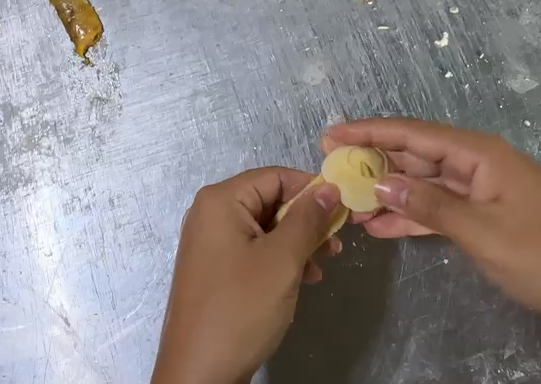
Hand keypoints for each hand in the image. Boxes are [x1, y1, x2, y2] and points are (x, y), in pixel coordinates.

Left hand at [152, 167, 345, 383]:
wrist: (198, 374)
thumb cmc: (239, 308)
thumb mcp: (282, 261)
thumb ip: (307, 220)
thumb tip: (329, 188)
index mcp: (221, 200)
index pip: (275, 176)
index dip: (310, 189)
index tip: (342, 209)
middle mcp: (211, 213)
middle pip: (269, 200)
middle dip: (305, 220)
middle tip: (336, 243)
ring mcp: (211, 242)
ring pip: (264, 227)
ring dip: (296, 242)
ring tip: (322, 265)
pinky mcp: (215, 269)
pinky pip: (253, 250)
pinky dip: (279, 259)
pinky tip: (302, 279)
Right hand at [324, 118, 540, 324]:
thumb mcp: (484, 233)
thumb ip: (429, 207)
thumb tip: (380, 185)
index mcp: (478, 152)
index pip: (412, 134)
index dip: (369, 132)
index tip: (331, 135)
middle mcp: (476, 161)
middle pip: (414, 154)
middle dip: (373, 162)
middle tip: (331, 169)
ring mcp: (482, 188)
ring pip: (423, 182)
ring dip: (389, 193)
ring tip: (348, 203)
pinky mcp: (486, 214)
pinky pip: (439, 207)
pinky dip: (412, 216)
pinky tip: (382, 227)